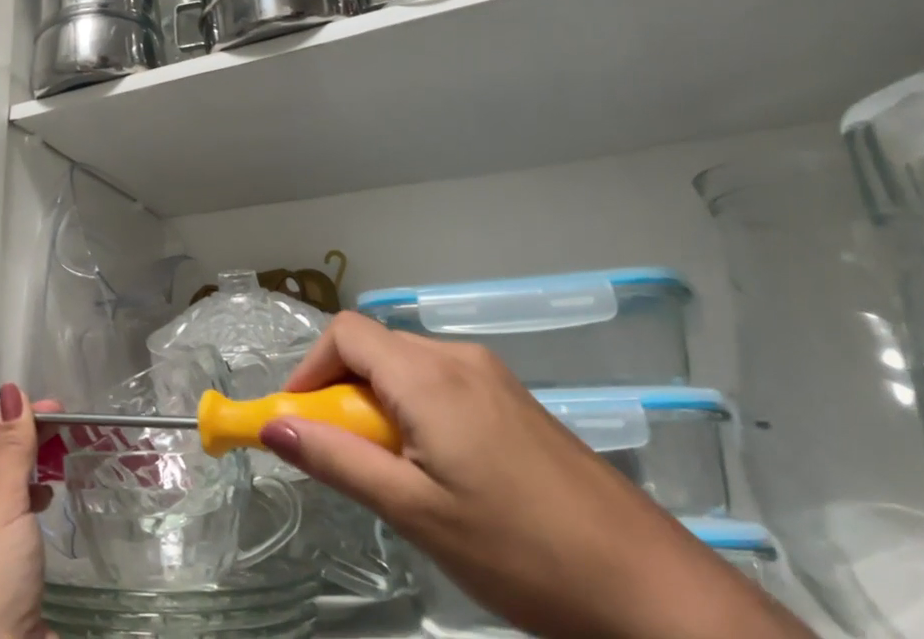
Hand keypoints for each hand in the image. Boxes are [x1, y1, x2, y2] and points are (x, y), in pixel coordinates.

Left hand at [0, 384, 59, 638]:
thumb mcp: (0, 508)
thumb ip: (12, 450)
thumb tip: (12, 390)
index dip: (18, 426)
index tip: (57, 408)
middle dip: (27, 453)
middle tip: (68, 432)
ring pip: (6, 503)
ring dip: (31, 481)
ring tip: (60, 465)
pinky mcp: (0, 583)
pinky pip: (15, 531)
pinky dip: (32, 513)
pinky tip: (46, 506)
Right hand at [260, 313, 812, 638]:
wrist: (651, 589)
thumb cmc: (520, 551)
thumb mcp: (414, 512)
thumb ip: (338, 460)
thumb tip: (272, 426)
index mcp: (431, 376)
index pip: (346, 333)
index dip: (308, 371)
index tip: (297, 425)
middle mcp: (462, 360)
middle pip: (376, 349)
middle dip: (340, 395)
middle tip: (343, 460)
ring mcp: (496, 380)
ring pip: (409, 370)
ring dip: (378, 408)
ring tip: (392, 477)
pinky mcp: (518, 405)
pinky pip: (444, 388)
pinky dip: (416, 415)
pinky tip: (440, 476)